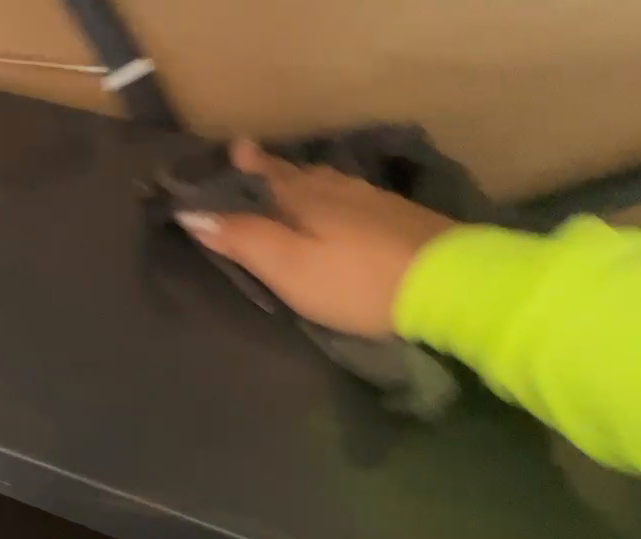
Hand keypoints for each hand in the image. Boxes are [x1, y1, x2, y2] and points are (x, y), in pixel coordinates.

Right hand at [175, 139, 457, 338]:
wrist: (447, 284)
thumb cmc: (352, 280)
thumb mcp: (286, 265)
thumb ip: (242, 238)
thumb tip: (193, 214)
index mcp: (305, 199)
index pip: (264, 177)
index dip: (242, 170)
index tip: (227, 152)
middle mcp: (338, 190)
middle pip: (296, 175)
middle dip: (270, 170)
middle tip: (248, 161)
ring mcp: (372, 202)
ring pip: (326, 183)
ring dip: (301, 180)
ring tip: (286, 181)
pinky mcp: (397, 219)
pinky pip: (349, 197)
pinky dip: (329, 196)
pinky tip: (334, 205)